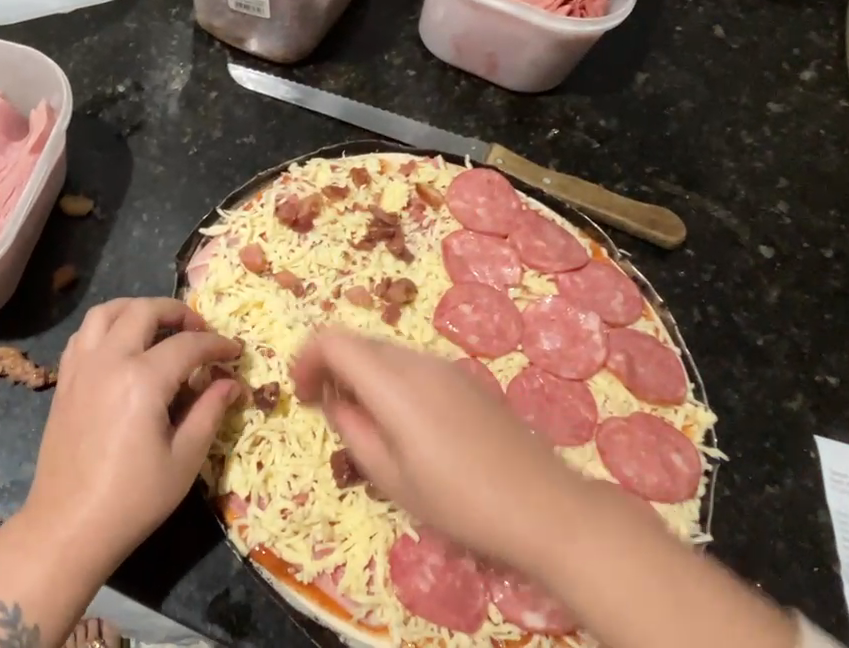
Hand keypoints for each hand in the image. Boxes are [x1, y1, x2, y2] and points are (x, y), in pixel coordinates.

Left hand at [21, 298, 241, 572]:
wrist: (69, 524)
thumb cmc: (133, 499)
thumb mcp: (183, 460)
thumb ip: (209, 413)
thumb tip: (231, 383)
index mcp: (142, 380)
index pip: (188, 345)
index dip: (216, 344)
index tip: (235, 351)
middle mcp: (109, 360)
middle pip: (145, 311)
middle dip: (178, 313)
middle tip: (200, 332)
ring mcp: (81, 366)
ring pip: (107, 311)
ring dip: (138, 309)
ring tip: (160, 326)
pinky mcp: (64, 379)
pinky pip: (84, 333)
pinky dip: (107, 325)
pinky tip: (122, 345)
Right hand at [291, 330, 594, 572]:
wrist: (546, 507)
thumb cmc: (460, 502)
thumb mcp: (390, 478)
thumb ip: (352, 430)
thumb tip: (334, 402)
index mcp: (392, 383)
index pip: (332, 340)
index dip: (306, 358)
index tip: (302, 393)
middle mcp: (417, 360)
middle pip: (357, 341)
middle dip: (331, 365)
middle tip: (324, 407)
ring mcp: (445, 365)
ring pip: (384, 351)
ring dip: (360, 372)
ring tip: (362, 418)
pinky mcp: (465, 377)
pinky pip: (411, 363)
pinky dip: (388, 377)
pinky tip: (401, 420)